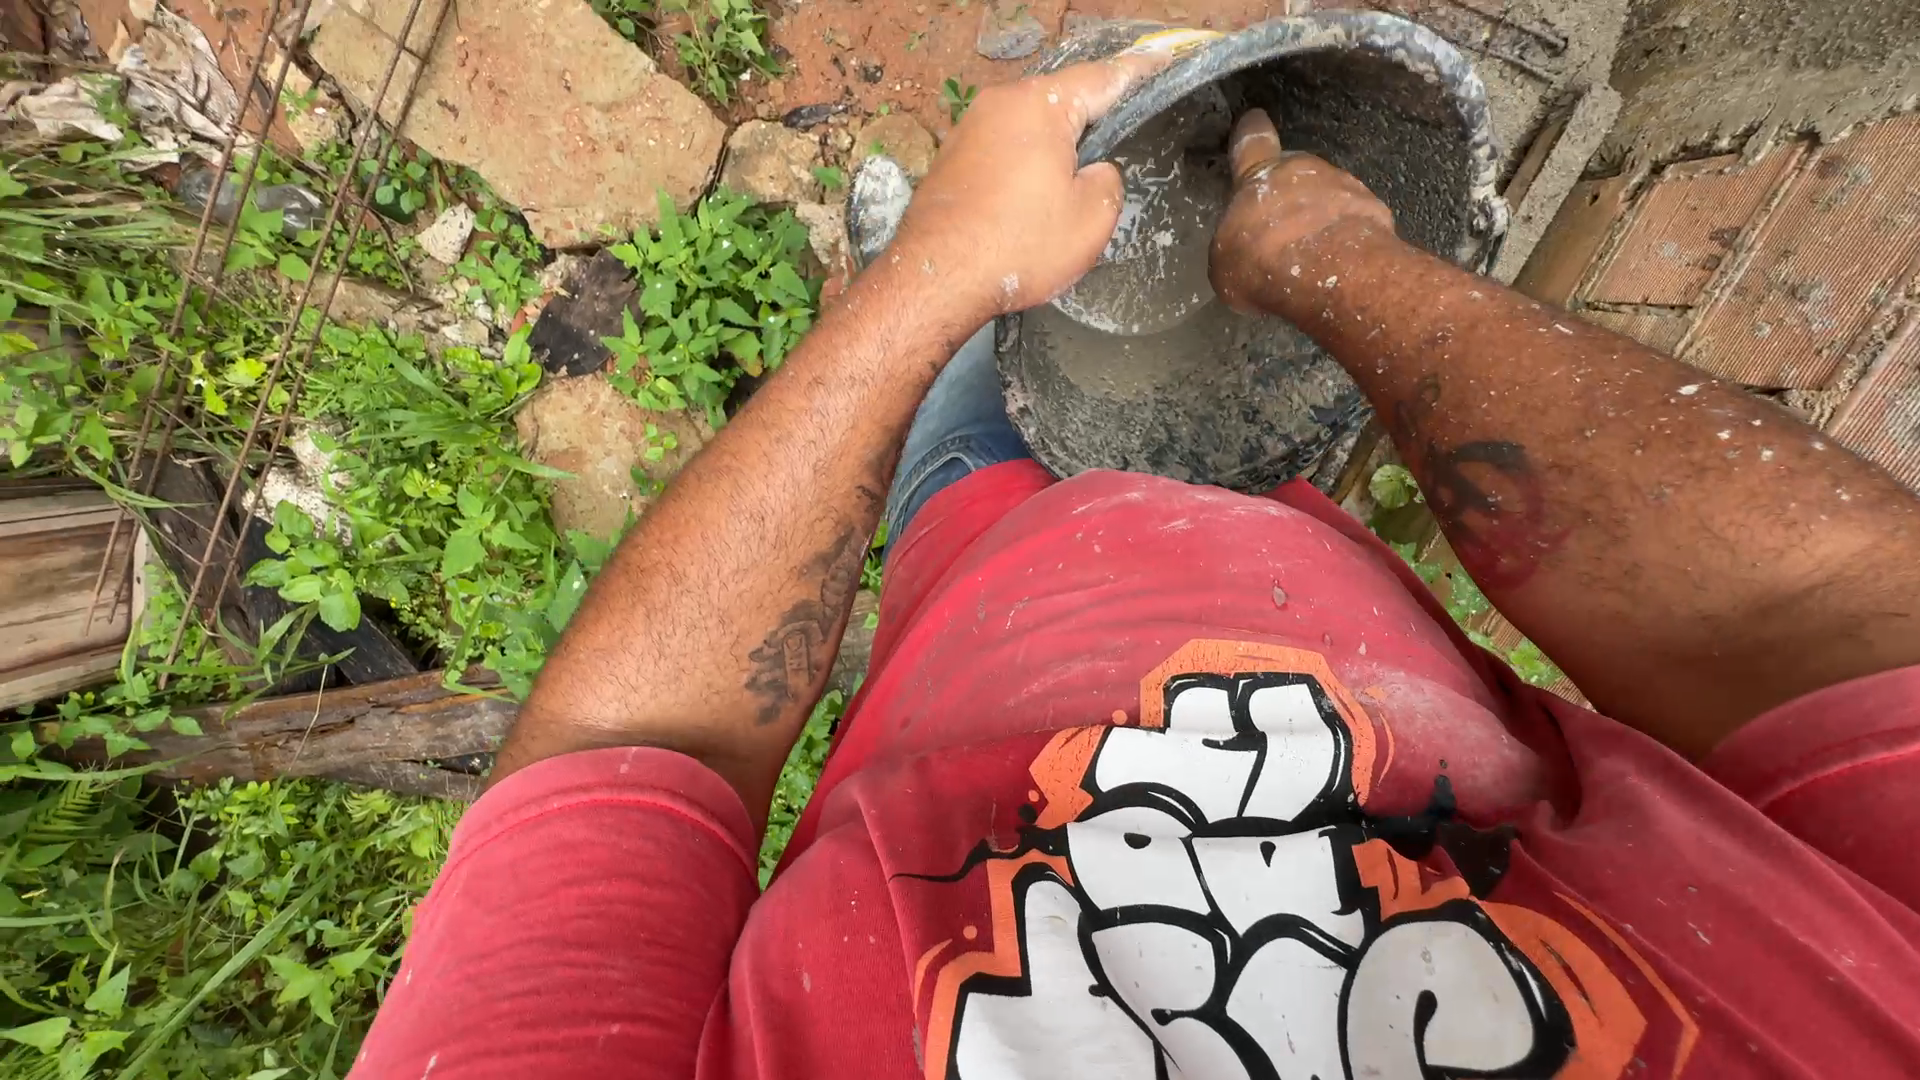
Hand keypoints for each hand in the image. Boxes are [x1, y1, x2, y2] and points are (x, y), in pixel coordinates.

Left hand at [880, 47, 1176, 322]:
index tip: (1159, 68)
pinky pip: (998, 159)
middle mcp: (999, 105)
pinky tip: (1022, 210)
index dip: (1137, 76)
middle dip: (1085, 127)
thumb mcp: (1091, 220)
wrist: (936, 279)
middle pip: (1058, 107)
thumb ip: (1108, 182)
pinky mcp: (948, 165)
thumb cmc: (1017, 246)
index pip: (1102, 79)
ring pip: (1025, 135)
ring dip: (1048, 158)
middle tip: (1108, 155)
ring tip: (1062, 195)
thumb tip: (1092, 171)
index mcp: (1040, 105)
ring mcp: (967, 133)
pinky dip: (1018, 177)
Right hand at [1209, 108, 1396, 313]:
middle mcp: (1304, 168)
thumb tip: (1243, 244)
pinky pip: (1350, 222)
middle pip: (1293, 174)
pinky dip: (1340, 240)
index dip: (1250, 133)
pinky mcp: (1373, 210)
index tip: (1252, 121)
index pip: (1252, 142)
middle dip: (1287, 196)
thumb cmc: (1261, 262)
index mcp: (1259, 175)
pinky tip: (1331, 266)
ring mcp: (1344, 185)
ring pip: (1325, 197)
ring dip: (1316, 220)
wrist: (1326, 270)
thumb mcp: (1225, 260)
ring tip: (1307, 257)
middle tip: (1278, 232)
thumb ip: (1234, 241)